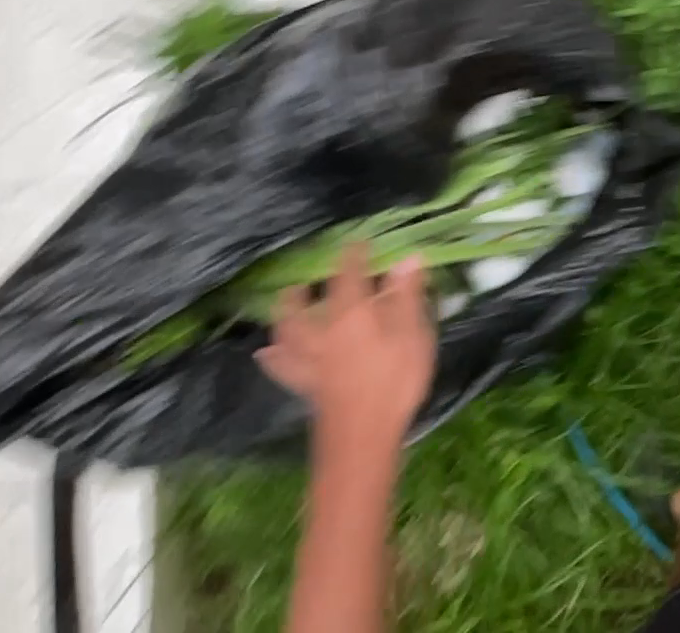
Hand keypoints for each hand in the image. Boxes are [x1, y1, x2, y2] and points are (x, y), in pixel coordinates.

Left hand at [258, 244, 436, 452]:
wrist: (362, 437)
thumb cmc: (395, 381)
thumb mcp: (414, 334)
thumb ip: (408, 296)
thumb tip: (406, 258)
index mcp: (352, 314)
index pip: (349, 275)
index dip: (354, 256)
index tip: (359, 242)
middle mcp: (323, 332)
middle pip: (303, 306)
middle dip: (304, 290)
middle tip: (305, 280)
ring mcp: (310, 361)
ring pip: (286, 334)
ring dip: (283, 317)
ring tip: (283, 306)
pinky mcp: (305, 386)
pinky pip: (282, 367)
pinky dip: (273, 358)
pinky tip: (266, 355)